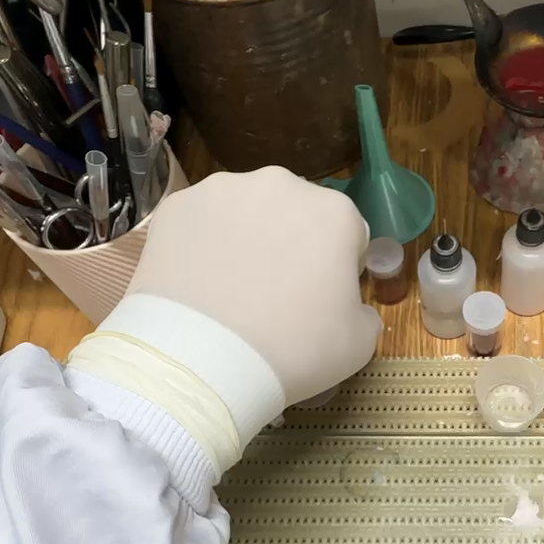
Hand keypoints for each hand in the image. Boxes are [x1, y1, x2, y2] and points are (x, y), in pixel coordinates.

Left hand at [70, 167, 380, 471]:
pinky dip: (205, 244)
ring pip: (248, 212)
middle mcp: (281, 185)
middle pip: (298, 214)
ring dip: (250, 238)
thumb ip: (366, 313)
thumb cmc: (294, 349)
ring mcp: (223, 190)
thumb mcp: (359, 344)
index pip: (350, 235)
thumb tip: (353, 308)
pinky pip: (203, 222)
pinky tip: (202, 283)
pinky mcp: (176, 205)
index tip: (324, 299)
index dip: (341, 268)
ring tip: (234, 289)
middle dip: (294, 244)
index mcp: (335, 212)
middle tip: (278, 294)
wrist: (202, 359)